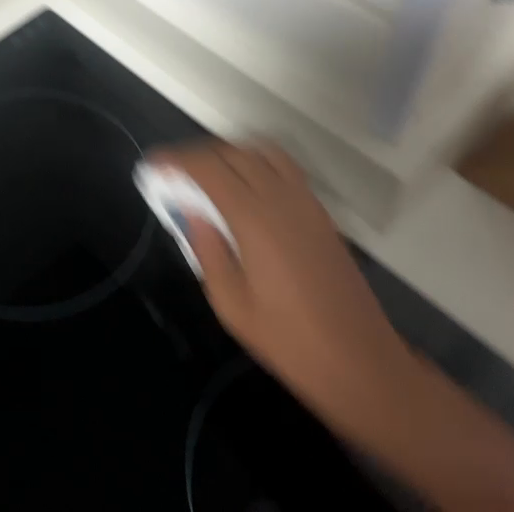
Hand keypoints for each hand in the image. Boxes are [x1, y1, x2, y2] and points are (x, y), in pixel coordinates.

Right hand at [151, 140, 417, 431]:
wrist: (361, 362)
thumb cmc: (289, 341)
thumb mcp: (231, 304)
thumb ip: (207, 250)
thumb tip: (192, 212)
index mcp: (254, 219)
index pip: (208, 168)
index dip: (175, 162)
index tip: (152, 168)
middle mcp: (282, 199)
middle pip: (233, 152)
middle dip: (197, 156)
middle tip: (173, 176)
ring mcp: (307, 203)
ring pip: (261, 153)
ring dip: (228, 154)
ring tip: (206, 177)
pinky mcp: (321, 215)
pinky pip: (284, 169)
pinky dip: (256, 164)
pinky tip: (244, 190)